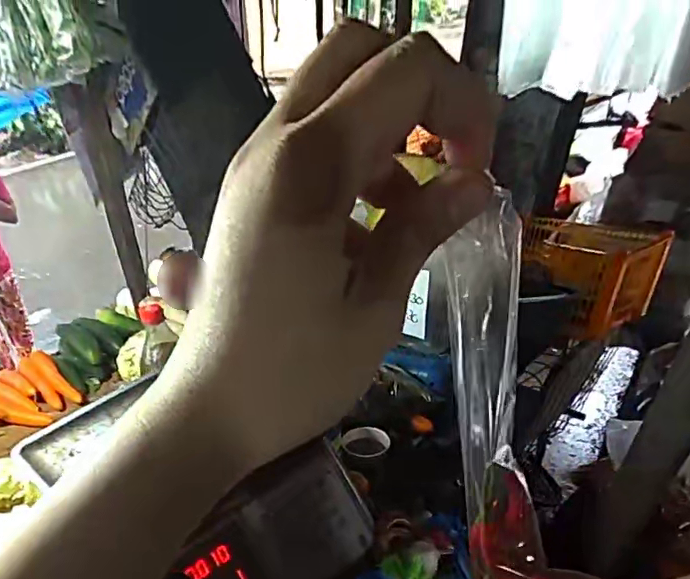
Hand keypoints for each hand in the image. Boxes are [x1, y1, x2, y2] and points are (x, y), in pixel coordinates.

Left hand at [153, 23, 496, 476]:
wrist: (209, 416)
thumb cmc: (293, 378)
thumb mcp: (373, 311)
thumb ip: (420, 232)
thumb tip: (474, 184)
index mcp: (308, 165)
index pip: (404, 69)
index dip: (462, 104)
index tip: (480, 172)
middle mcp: (270, 147)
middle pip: (355, 51)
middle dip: (418, 90)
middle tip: (447, 160)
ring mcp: (249, 173)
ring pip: (326, 97)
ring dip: (382, 130)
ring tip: (408, 211)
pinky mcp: (244, 203)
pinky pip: (302, 147)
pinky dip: (347, 163)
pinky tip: (363, 233)